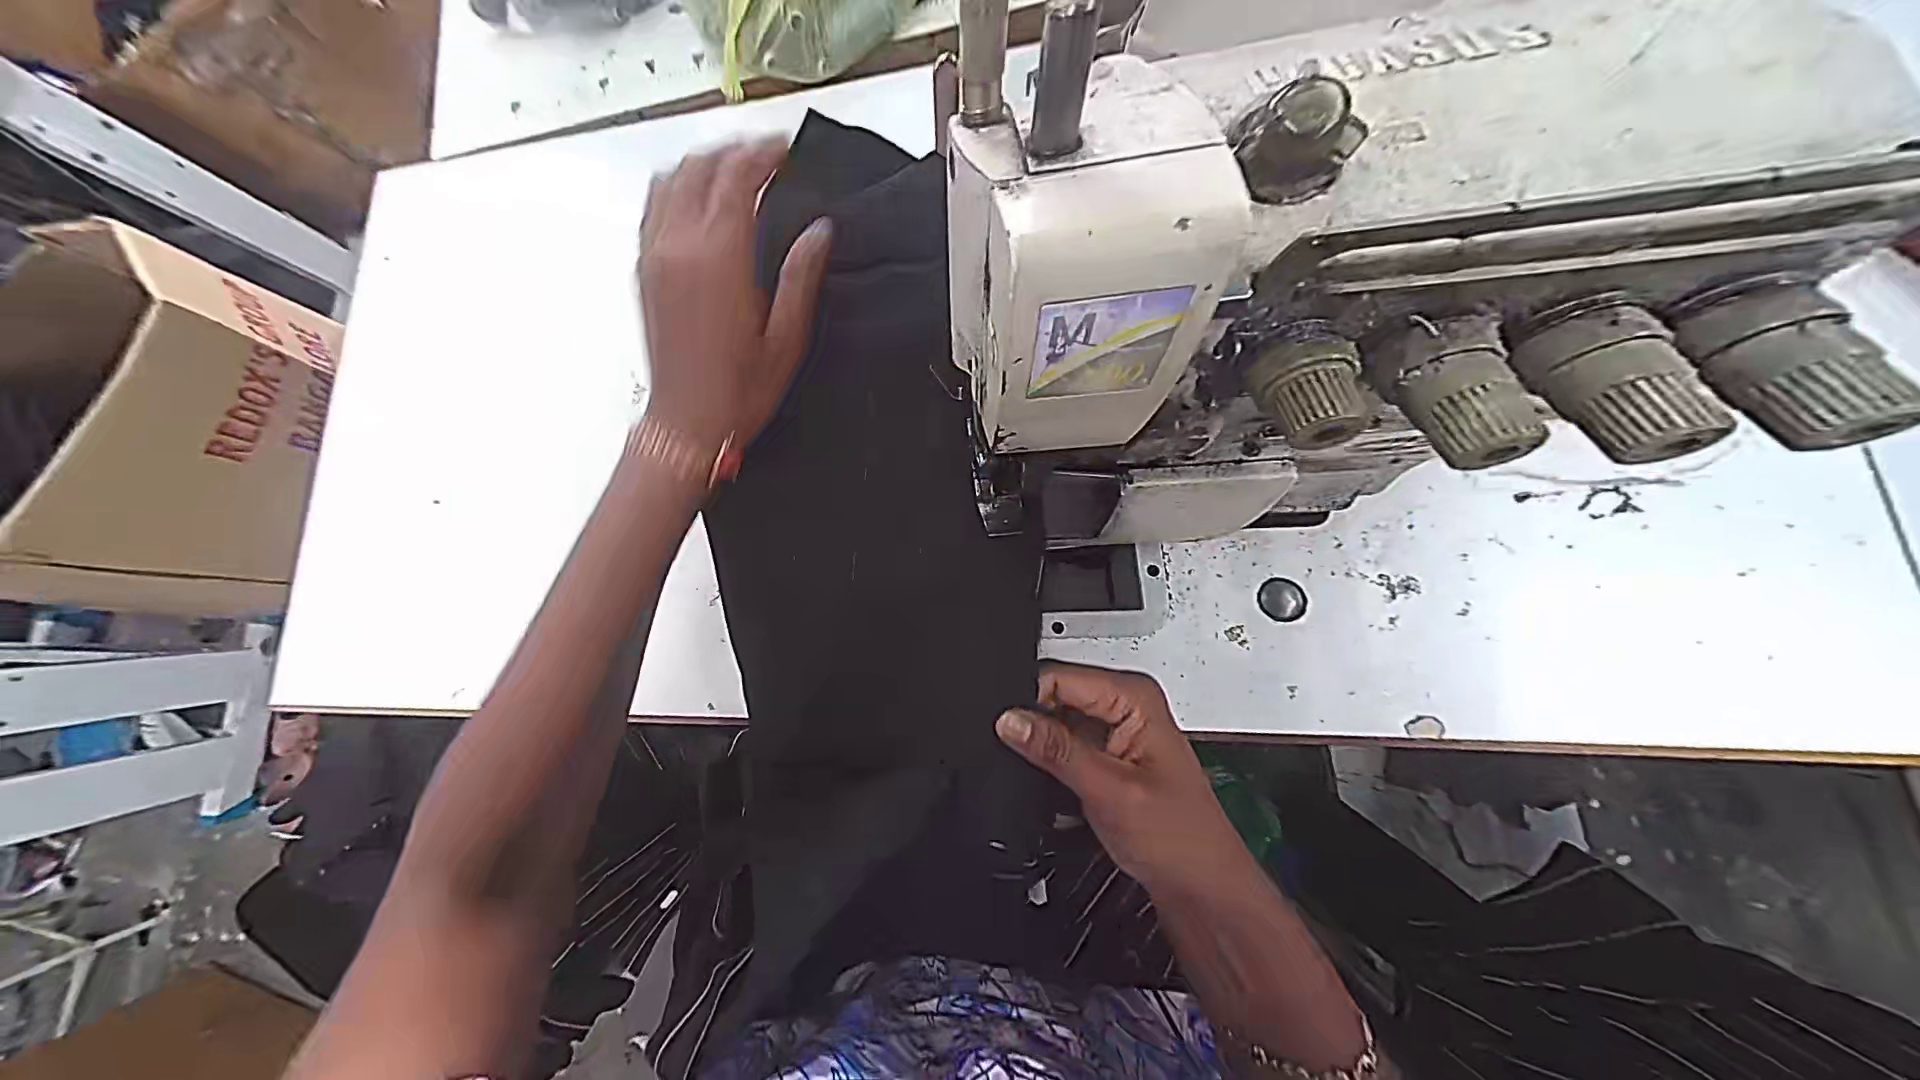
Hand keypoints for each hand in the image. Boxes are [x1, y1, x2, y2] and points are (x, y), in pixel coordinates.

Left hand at [637, 136, 832, 452]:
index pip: (739, 177)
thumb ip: (801, 276)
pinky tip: (697, 196)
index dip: (765, 155)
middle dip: (737, 151)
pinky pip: (654, 204)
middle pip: (703, 166)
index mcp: (720, 259)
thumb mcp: (787, 338)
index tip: (785, 152)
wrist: (688, 422)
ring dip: (705, 162)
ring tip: (734, 168)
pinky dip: (678, 185)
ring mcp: (656, 255)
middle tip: (766, 156)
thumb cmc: (735, 391)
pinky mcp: (644, 269)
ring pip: (673, 177)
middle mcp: (680, 248)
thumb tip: (819, 234)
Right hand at [996, 663, 1255, 895]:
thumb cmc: (1180, 839)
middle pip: (1054, 695)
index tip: (1011, 731)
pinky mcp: (1105, 750)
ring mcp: (1115, 727)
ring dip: (1046, 750)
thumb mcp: (1109, 791)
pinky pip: (1062, 743)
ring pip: (1054, 721)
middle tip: (1041, 765)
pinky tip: (1065, 788)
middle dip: (1037, 726)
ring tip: (1063, 782)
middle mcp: (1126, 703)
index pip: (1059, 676)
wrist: (1198, 884)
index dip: (1029, 703)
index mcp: (1134, 696)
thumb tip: (1011, 721)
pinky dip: (1053, 764)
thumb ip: (1056, 751)